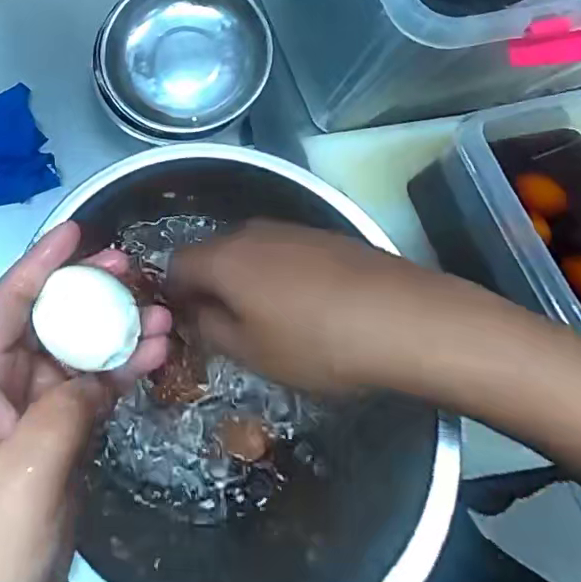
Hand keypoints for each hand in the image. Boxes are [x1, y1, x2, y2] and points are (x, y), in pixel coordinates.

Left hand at [0, 222, 171, 581]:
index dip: (40, 263)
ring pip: (78, 354)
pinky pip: (93, 391)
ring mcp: (33, 413)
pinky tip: (155, 356)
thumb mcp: (23, 473)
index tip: (75, 231)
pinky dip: (122, 372)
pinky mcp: (59, 440)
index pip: (8, 303)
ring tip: (163, 314)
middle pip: (48, 321)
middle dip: (88, 291)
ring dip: (116, 332)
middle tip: (132, 269)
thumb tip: (95, 375)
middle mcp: (4, 386)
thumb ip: (62, 411)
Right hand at [165, 219, 510, 396]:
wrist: (405, 317)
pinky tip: (309, 305)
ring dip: (247, 279)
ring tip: (272, 317)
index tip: (189, 325)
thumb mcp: (252, 352)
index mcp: (221, 258)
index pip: (175, 266)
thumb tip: (197, 312)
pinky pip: (283, 252)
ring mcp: (289, 228)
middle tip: (228, 325)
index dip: (175, 296)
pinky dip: (281, 274)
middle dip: (211, 286)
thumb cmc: (316, 342)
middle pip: (211, 254)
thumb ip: (210, 328)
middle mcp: (248, 232)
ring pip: (249, 251)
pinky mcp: (324, 234)